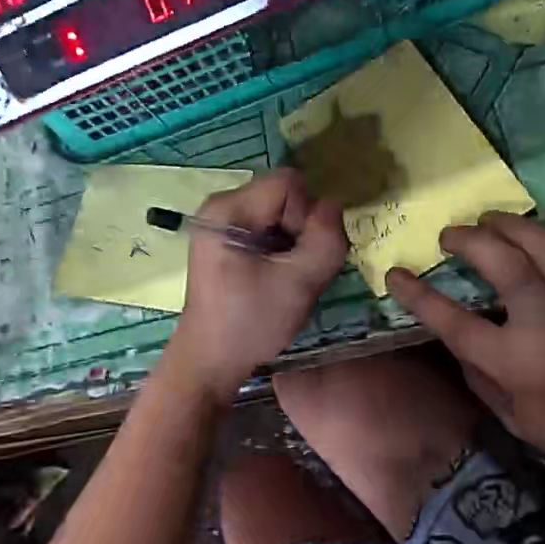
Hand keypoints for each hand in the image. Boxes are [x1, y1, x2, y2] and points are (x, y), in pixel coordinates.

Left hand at [168, 170, 347, 396]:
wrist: (210, 360)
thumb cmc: (250, 324)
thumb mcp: (299, 284)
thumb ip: (325, 240)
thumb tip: (334, 204)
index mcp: (229, 208)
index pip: (290, 183)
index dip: (306, 215)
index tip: (297, 255)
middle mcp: (221, 204)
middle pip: (285, 193)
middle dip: (301, 228)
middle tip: (294, 271)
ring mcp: (222, 220)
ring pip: (281, 210)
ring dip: (294, 240)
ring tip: (285, 277)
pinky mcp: (227, 237)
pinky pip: (269, 225)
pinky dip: (282, 247)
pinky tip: (275, 277)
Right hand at [384, 208, 544, 486]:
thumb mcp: (520, 424)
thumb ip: (482, 380)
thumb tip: (457, 339)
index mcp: (521, 368)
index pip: (456, 324)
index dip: (418, 296)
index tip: (396, 274)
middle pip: (505, 267)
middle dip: (469, 241)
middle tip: (451, 235)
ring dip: (512, 225)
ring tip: (490, 219)